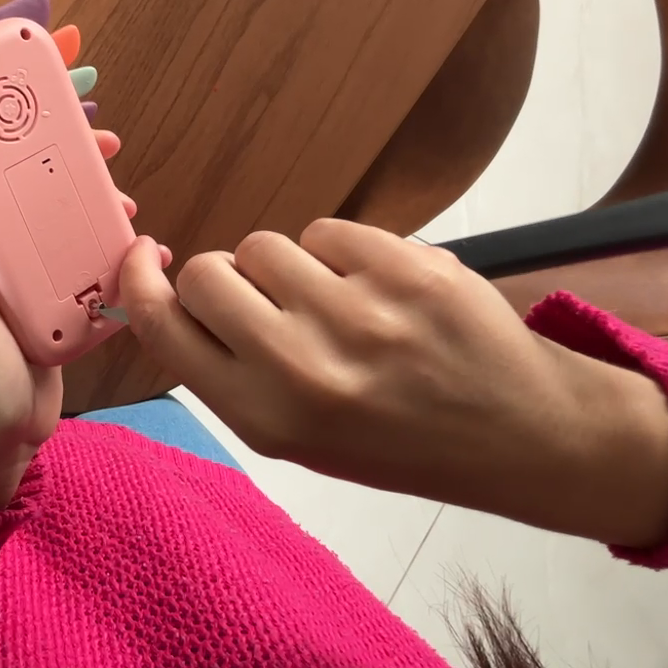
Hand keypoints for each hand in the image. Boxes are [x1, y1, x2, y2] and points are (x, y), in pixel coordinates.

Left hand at [0, 129, 128, 511]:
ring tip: (127, 207)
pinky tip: (141, 249)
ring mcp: (32, 279)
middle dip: (70, 166)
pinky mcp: (62, 304)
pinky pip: (89, 267)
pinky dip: (113, 253)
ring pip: (67, 225)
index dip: (14, 146)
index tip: (51, 123)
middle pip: (35, 194)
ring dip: (97, 206)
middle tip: (108, 152)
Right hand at [118, 219, 667, 547]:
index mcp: (265, 415)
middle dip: (226, 280)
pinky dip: (339, 252)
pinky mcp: (406, 267)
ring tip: (336, 303)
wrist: (527, 436)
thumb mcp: (289, 433)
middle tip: (270, 305)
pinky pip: (323, 229)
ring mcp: (359, 313)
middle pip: (207, 272)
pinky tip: (377, 289)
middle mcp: (303, 366)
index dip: (140, 281)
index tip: (143, 256)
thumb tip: (165, 290)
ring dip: (285, 268)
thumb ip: (221, 366)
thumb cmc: (391, 438)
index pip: (165, 327)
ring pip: (263, 244)